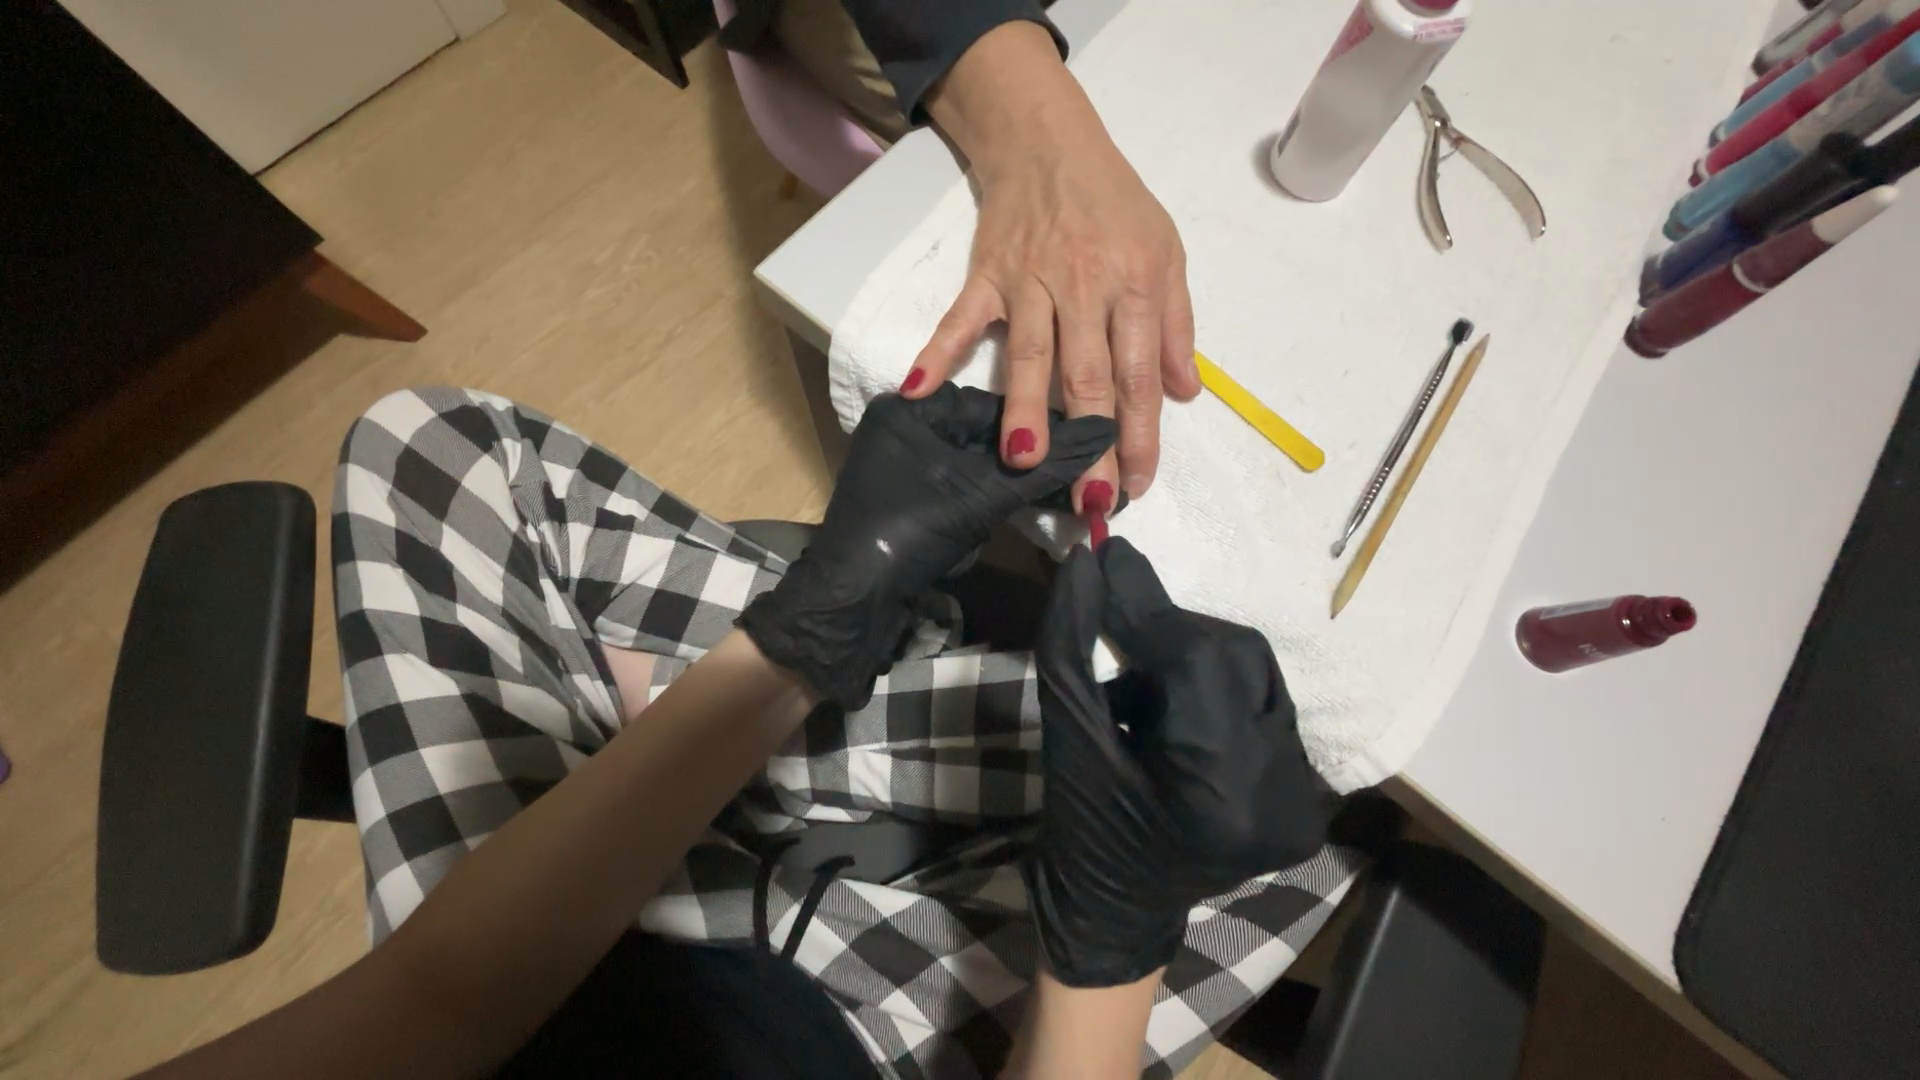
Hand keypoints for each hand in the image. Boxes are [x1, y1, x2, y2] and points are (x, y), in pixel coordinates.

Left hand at [740, 386, 1114, 709]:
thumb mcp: (981, 497)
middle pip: (982, 430)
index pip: (988, 403)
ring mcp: (902, 461)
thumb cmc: (912, 531)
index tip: (1084, 440)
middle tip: (1077, 468)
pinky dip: (991, 490)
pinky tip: (1029, 499)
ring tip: (1061, 485)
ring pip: (973, 458)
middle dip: (1028, 452)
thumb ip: (1043, 468)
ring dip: (1013, 475)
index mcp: (907, 407)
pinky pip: (959, 480)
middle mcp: (901, 424)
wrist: (856, 597)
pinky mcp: (907, 493)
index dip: (1037, 424)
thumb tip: (1103, 436)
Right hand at [914, 21, 1200, 513]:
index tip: (1134, 484)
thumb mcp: (1165, 253)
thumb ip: (1174, 326)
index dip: (1138, 434)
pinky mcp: (985, 276)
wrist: (1049, 142)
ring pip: (1029, 354)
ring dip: (1025, 409)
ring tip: (1021, 463)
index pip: (1138, 374)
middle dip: (1089, 442)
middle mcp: (1083, 287)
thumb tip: (1185, 393)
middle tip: (1087, 499)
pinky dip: (937, 352)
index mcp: (1134, 284)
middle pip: (1087, 376)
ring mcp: (1028, 282)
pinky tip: (916, 390)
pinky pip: (959, 319)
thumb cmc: (1115, 205)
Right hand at [1027, 538, 1324, 986]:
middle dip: (1169, 632)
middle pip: (1236, 656)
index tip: (1106, 559)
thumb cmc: (1081, 828)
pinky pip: (1263, 703)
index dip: (1147, 603)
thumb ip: (1069, 644)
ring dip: (1193, 658)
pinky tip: (1175, 714)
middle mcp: (1284, 794)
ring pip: (1254, 672)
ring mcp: (1305, 797)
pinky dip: (1216, 689)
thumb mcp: (1066, 736)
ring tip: (1142, 692)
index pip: (1197, 659)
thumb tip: (1087, 564)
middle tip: (1117, 636)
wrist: (1118, 908)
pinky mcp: (1307, 794)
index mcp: (1220, 793)